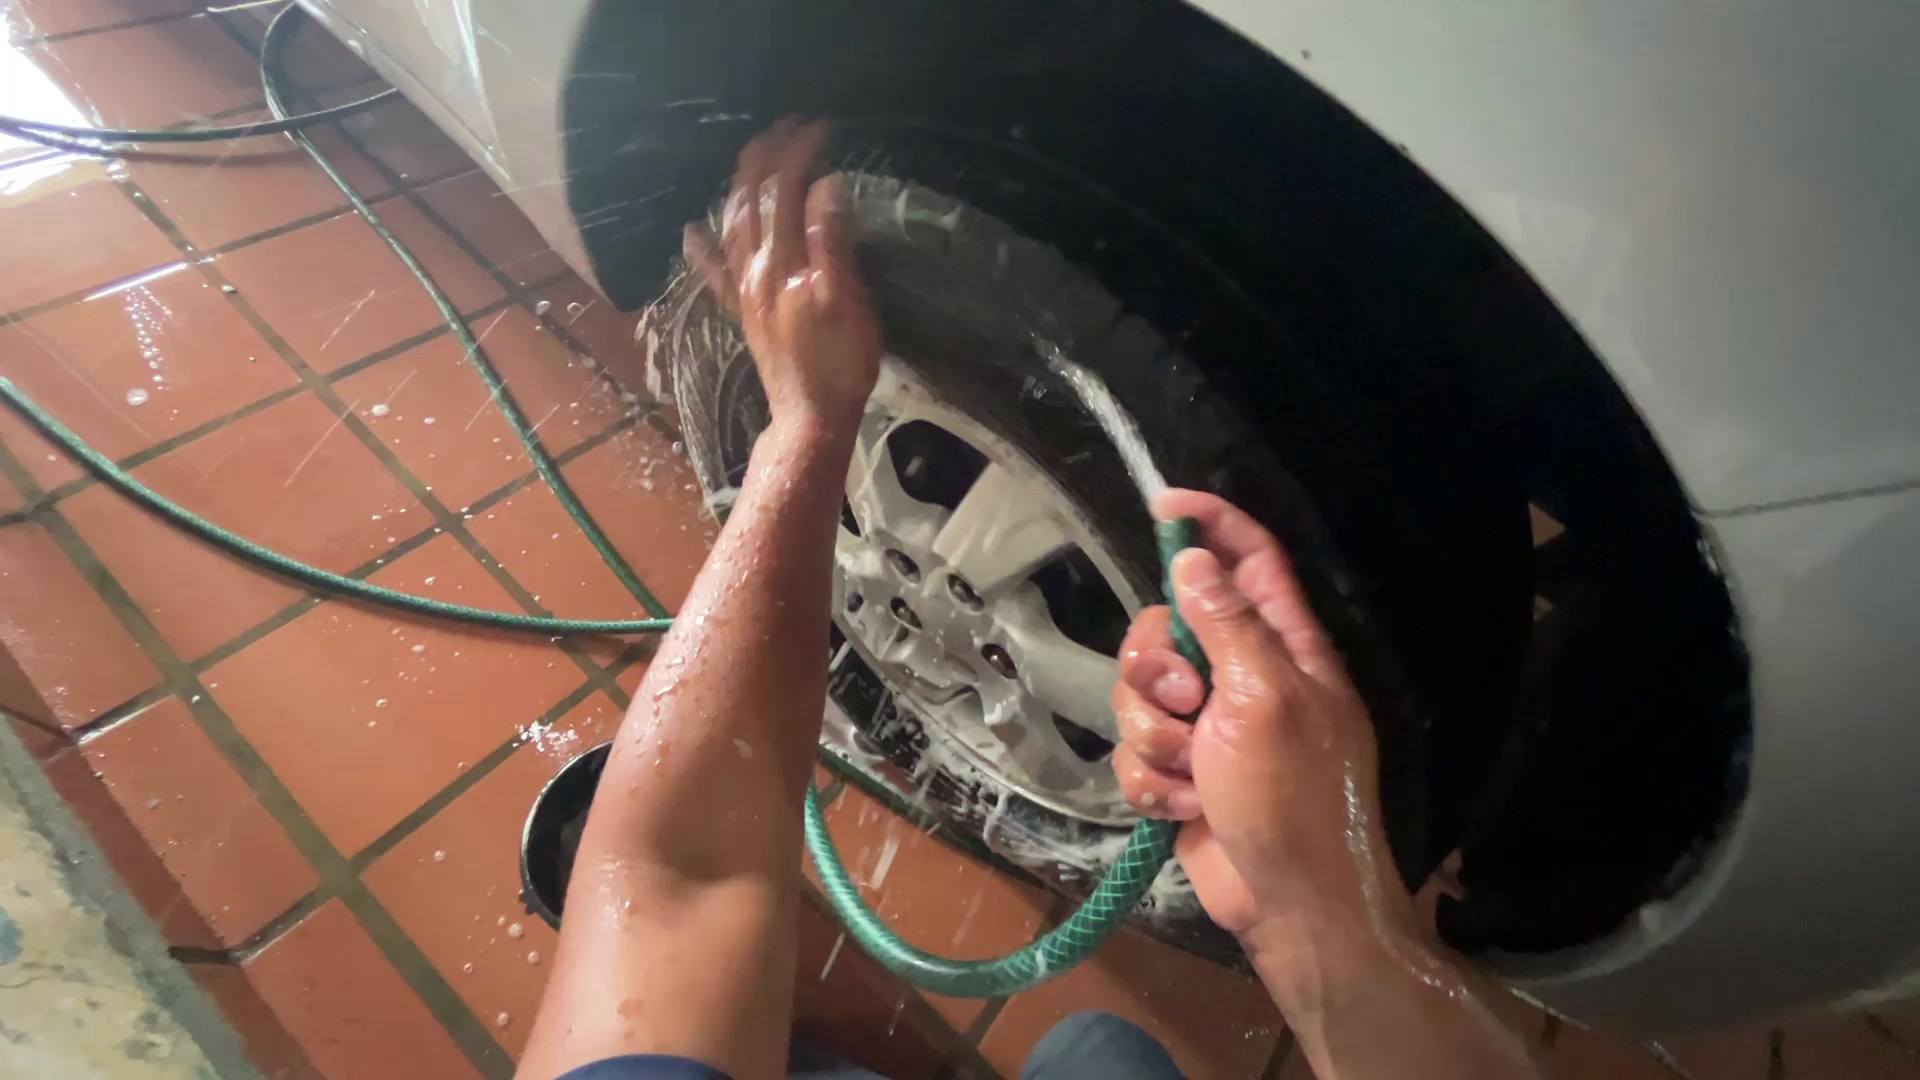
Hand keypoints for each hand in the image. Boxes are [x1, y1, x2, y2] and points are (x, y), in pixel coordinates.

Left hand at [684, 119, 880, 430]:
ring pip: (731, 225)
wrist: (810, 417)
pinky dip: (701, 249)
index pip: (786, 191)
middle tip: (788, 127)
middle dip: (766, 156)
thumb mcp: (848, 304)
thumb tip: (825, 187)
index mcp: (784, 263)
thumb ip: (831, 245)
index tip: (823, 128)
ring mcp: (745, 291)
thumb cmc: (839, 365)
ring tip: (752, 158)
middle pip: (751, 199)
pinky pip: (715, 274)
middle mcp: (755, 269)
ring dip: (739, 184)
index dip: (800, 153)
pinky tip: (691, 231)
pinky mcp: (743, 314)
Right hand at [1110, 490, 1421, 959]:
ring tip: (1190, 772)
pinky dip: (1150, 779)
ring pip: (1137, 691)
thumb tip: (1193, 557)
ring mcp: (1203, 720)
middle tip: (1185, 701)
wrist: (1285, 904)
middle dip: (1155, 666)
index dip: (1211, 522)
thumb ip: (1228, 624)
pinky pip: (1133, 747)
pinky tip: (1183, 806)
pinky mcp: (1176, 763)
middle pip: (1164, 626)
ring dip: (1153, 736)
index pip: (1250, 557)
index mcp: (1280, 644)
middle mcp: (1237, 671)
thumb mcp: (1266, 700)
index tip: (1164, 505)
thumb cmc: (1294, 798)